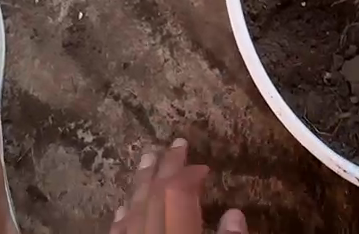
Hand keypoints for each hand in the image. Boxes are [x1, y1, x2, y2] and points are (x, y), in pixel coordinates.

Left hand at [108, 139, 246, 233]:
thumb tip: (235, 213)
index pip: (178, 194)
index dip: (189, 174)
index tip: (203, 166)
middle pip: (154, 197)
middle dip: (166, 168)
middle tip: (176, 142)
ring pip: (133, 210)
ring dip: (142, 183)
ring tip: (148, 158)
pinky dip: (123, 217)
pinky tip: (124, 205)